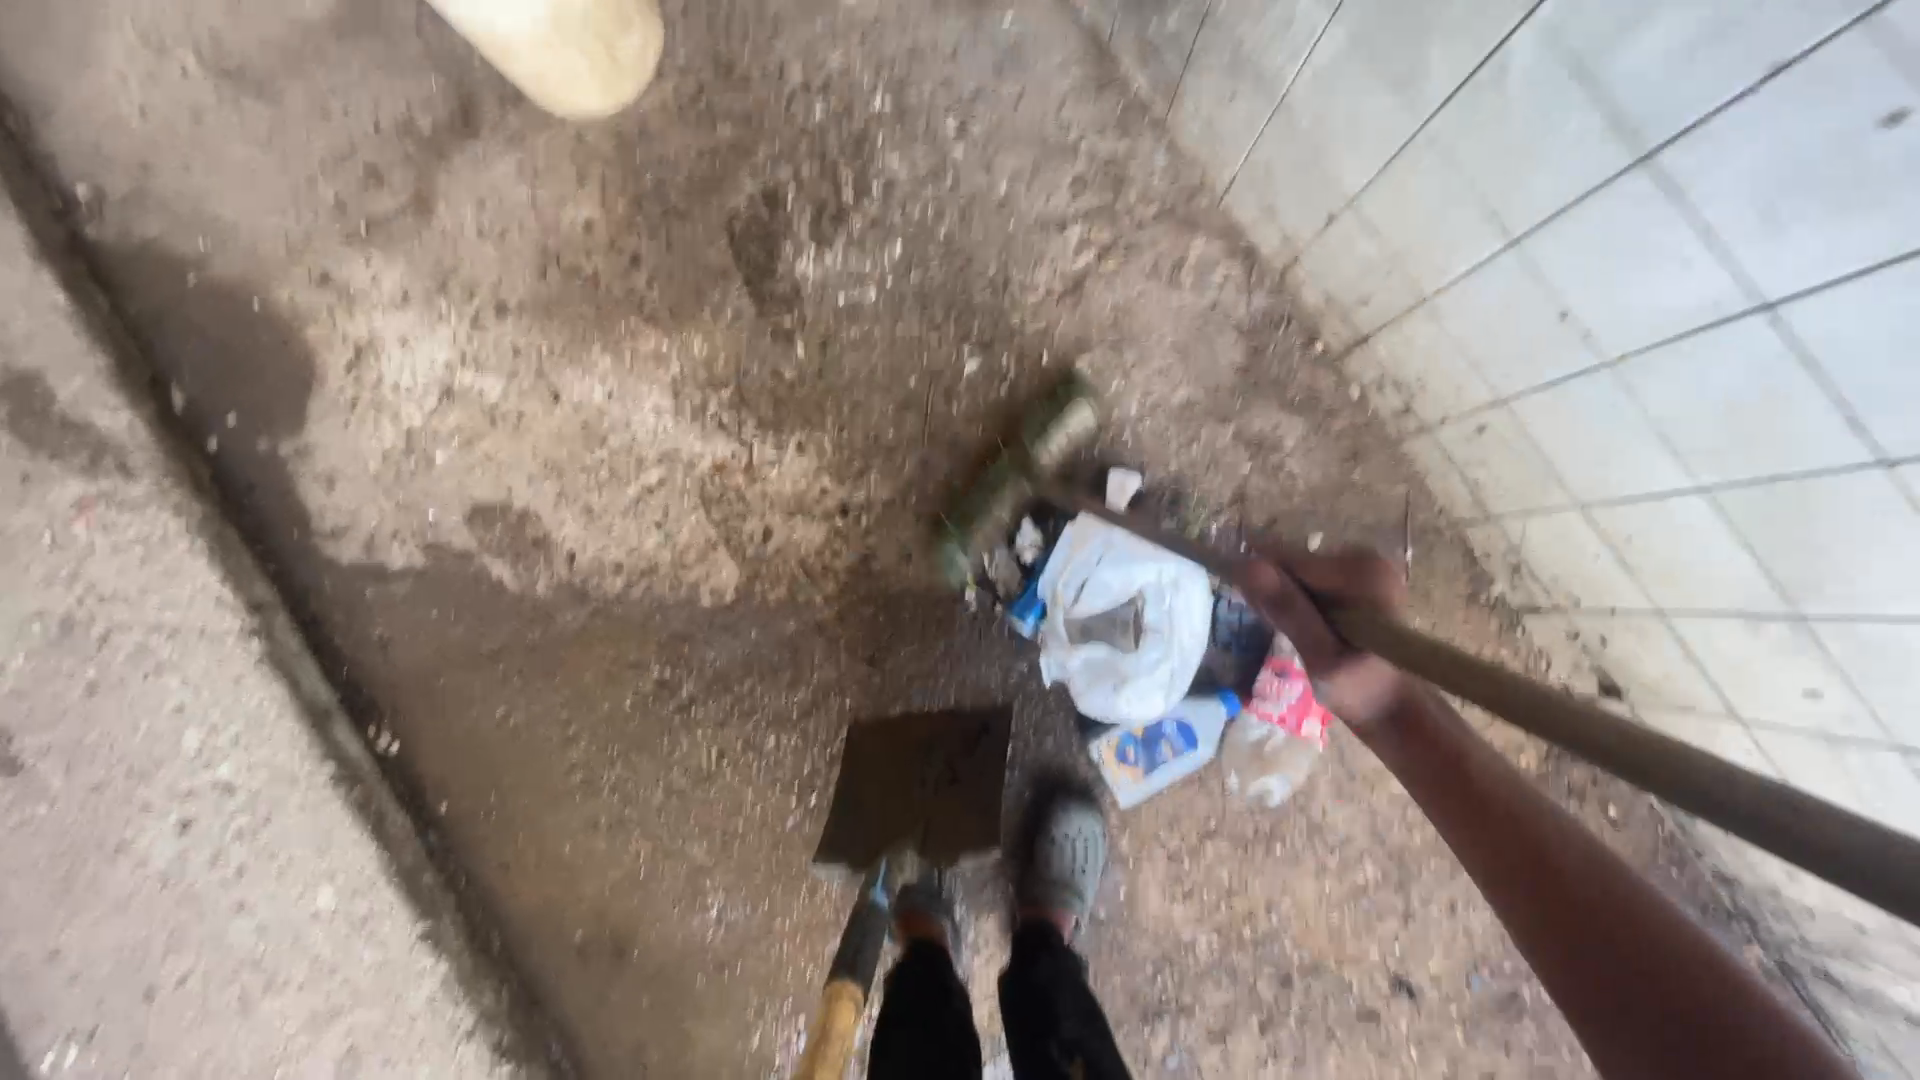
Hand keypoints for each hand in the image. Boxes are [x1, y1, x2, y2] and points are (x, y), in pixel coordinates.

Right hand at [1232, 548, 1409, 731]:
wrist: (1393, 706)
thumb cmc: (1359, 689)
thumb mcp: (1319, 656)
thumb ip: (1287, 610)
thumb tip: (1246, 567)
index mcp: (1363, 574)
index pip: (1290, 560)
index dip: (1260, 580)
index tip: (1249, 607)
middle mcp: (1367, 559)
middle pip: (1295, 563)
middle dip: (1275, 592)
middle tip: (1273, 628)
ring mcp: (1364, 566)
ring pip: (1298, 571)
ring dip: (1285, 598)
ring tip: (1290, 632)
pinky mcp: (1358, 576)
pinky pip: (1311, 578)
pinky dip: (1298, 599)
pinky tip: (1303, 625)